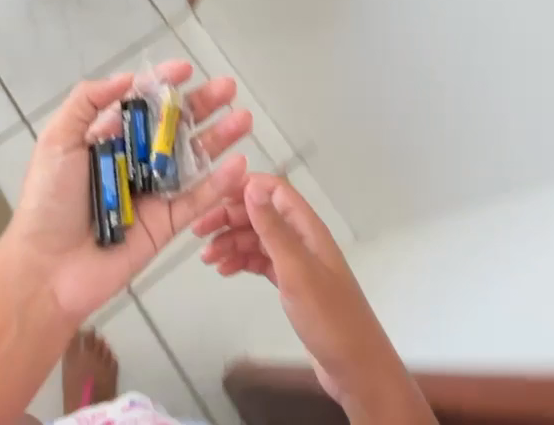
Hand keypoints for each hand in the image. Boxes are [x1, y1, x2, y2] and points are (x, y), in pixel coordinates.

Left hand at [5, 59, 251, 323]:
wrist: (48, 268)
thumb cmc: (48, 200)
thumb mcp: (57, 140)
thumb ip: (87, 102)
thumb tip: (127, 77)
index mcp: (108, 138)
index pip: (141, 103)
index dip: (164, 84)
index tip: (185, 69)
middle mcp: (134, 160)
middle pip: (175, 127)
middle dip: (202, 105)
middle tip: (228, 87)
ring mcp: (153, 192)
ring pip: (193, 159)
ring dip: (219, 137)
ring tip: (243, 117)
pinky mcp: (167, 224)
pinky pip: (198, 199)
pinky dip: (220, 182)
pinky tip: (240, 162)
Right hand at [192, 175, 429, 421]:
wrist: (355, 368)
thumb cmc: (328, 316)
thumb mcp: (295, 269)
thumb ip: (272, 226)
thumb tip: (251, 184)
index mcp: (306, 227)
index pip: (273, 190)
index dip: (244, 187)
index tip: (212, 196)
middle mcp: (301, 238)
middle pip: (260, 213)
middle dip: (229, 218)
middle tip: (198, 232)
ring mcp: (297, 261)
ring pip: (257, 238)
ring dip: (231, 242)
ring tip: (206, 259)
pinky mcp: (292, 283)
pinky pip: (260, 261)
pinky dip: (241, 261)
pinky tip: (224, 270)